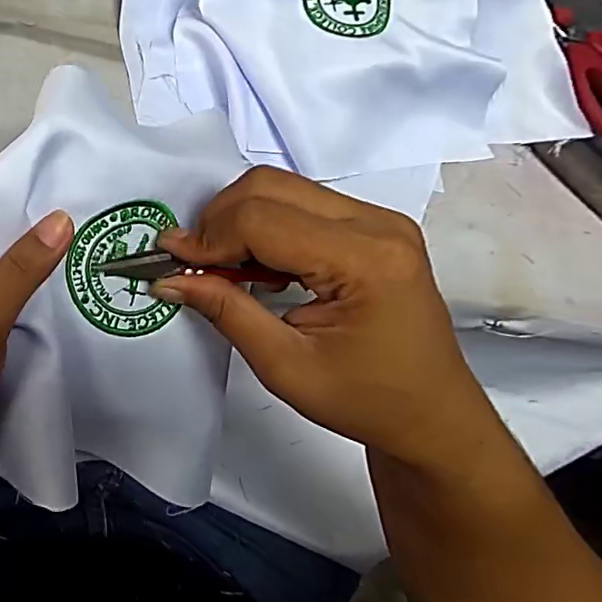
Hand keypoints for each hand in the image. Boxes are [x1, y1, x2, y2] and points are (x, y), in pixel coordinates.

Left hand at [0, 211, 73, 530]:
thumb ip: (19, 271)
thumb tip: (62, 217)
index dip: (20, 199)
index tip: (69, 188)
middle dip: (34, 235)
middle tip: (91, 219)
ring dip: (34, 269)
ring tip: (88, 248)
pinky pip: (2, 305)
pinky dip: (28, 300)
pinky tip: (64, 293)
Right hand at [152, 167, 498, 473]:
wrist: (433, 416)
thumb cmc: (366, 401)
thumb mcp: (285, 366)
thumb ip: (224, 311)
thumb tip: (168, 277)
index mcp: (367, 260)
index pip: (263, 219)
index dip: (209, 236)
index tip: (174, 262)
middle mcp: (377, 224)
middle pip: (269, 186)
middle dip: (219, 220)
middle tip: (198, 263)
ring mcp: (379, 218)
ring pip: (281, 186)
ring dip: (238, 218)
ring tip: (227, 266)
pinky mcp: (372, 223)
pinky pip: (298, 199)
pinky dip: (262, 221)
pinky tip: (258, 263)